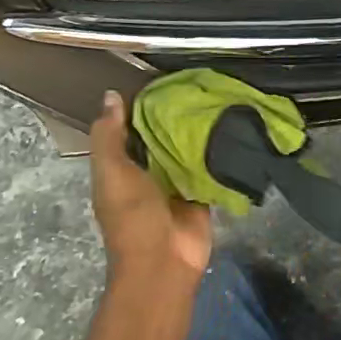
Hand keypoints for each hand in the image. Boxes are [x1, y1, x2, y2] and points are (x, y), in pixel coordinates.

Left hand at [89, 90, 212, 280]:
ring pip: (185, 146)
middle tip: (196, 79)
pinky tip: (232, 122)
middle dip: (173, 112)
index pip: (130, 125)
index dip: (141, 103)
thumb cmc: (132, 216)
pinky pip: (208, 164)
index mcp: (121, 164)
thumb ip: (109, 135)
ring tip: (217, 93)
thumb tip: (111, 95)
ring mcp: (176, 180)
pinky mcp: (201, 190)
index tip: (161, 76)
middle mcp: (148, 169)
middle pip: (160, 133)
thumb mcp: (111, 171)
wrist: (164, 263)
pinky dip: (216, 148)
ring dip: (196, 128)